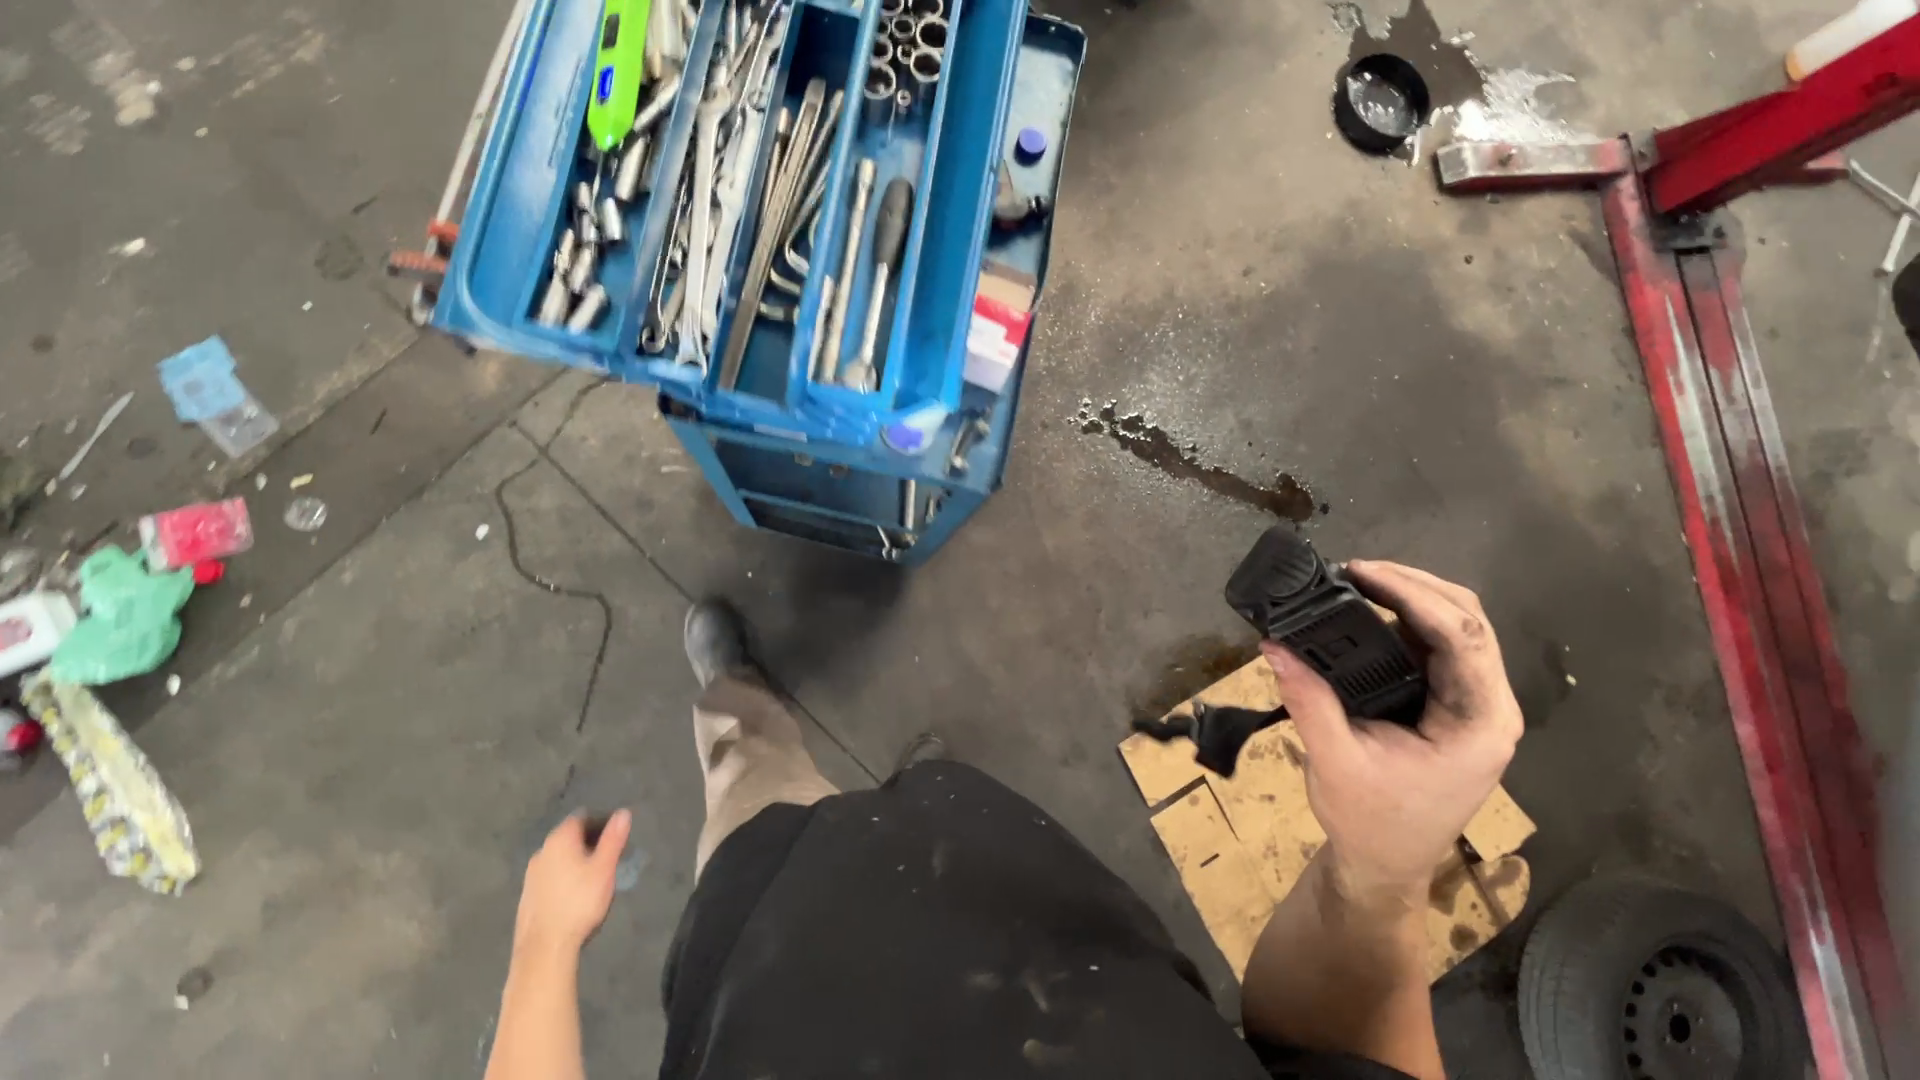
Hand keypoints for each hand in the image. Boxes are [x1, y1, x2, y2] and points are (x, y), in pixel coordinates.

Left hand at [512, 810, 631, 959]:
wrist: (544, 947)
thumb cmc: (580, 902)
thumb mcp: (605, 868)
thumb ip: (613, 839)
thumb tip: (623, 813)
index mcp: (560, 840)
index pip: (581, 818)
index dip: (600, 823)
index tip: (615, 838)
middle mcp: (542, 852)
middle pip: (569, 838)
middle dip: (589, 843)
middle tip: (608, 859)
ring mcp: (531, 875)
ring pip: (559, 859)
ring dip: (575, 862)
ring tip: (593, 879)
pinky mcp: (527, 896)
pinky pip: (550, 877)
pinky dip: (563, 879)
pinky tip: (574, 897)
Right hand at [1262, 560, 1522, 898]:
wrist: (1384, 865)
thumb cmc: (1370, 822)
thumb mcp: (1334, 761)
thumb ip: (1308, 700)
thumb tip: (1274, 644)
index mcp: (1479, 722)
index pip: (1462, 636)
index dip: (1413, 595)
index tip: (1360, 573)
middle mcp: (1489, 706)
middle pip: (1468, 621)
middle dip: (1413, 585)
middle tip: (1354, 570)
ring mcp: (1473, 704)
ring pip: (1457, 628)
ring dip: (1411, 597)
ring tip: (1357, 583)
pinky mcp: (1451, 705)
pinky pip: (1438, 647)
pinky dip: (1405, 621)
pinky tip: (1367, 613)